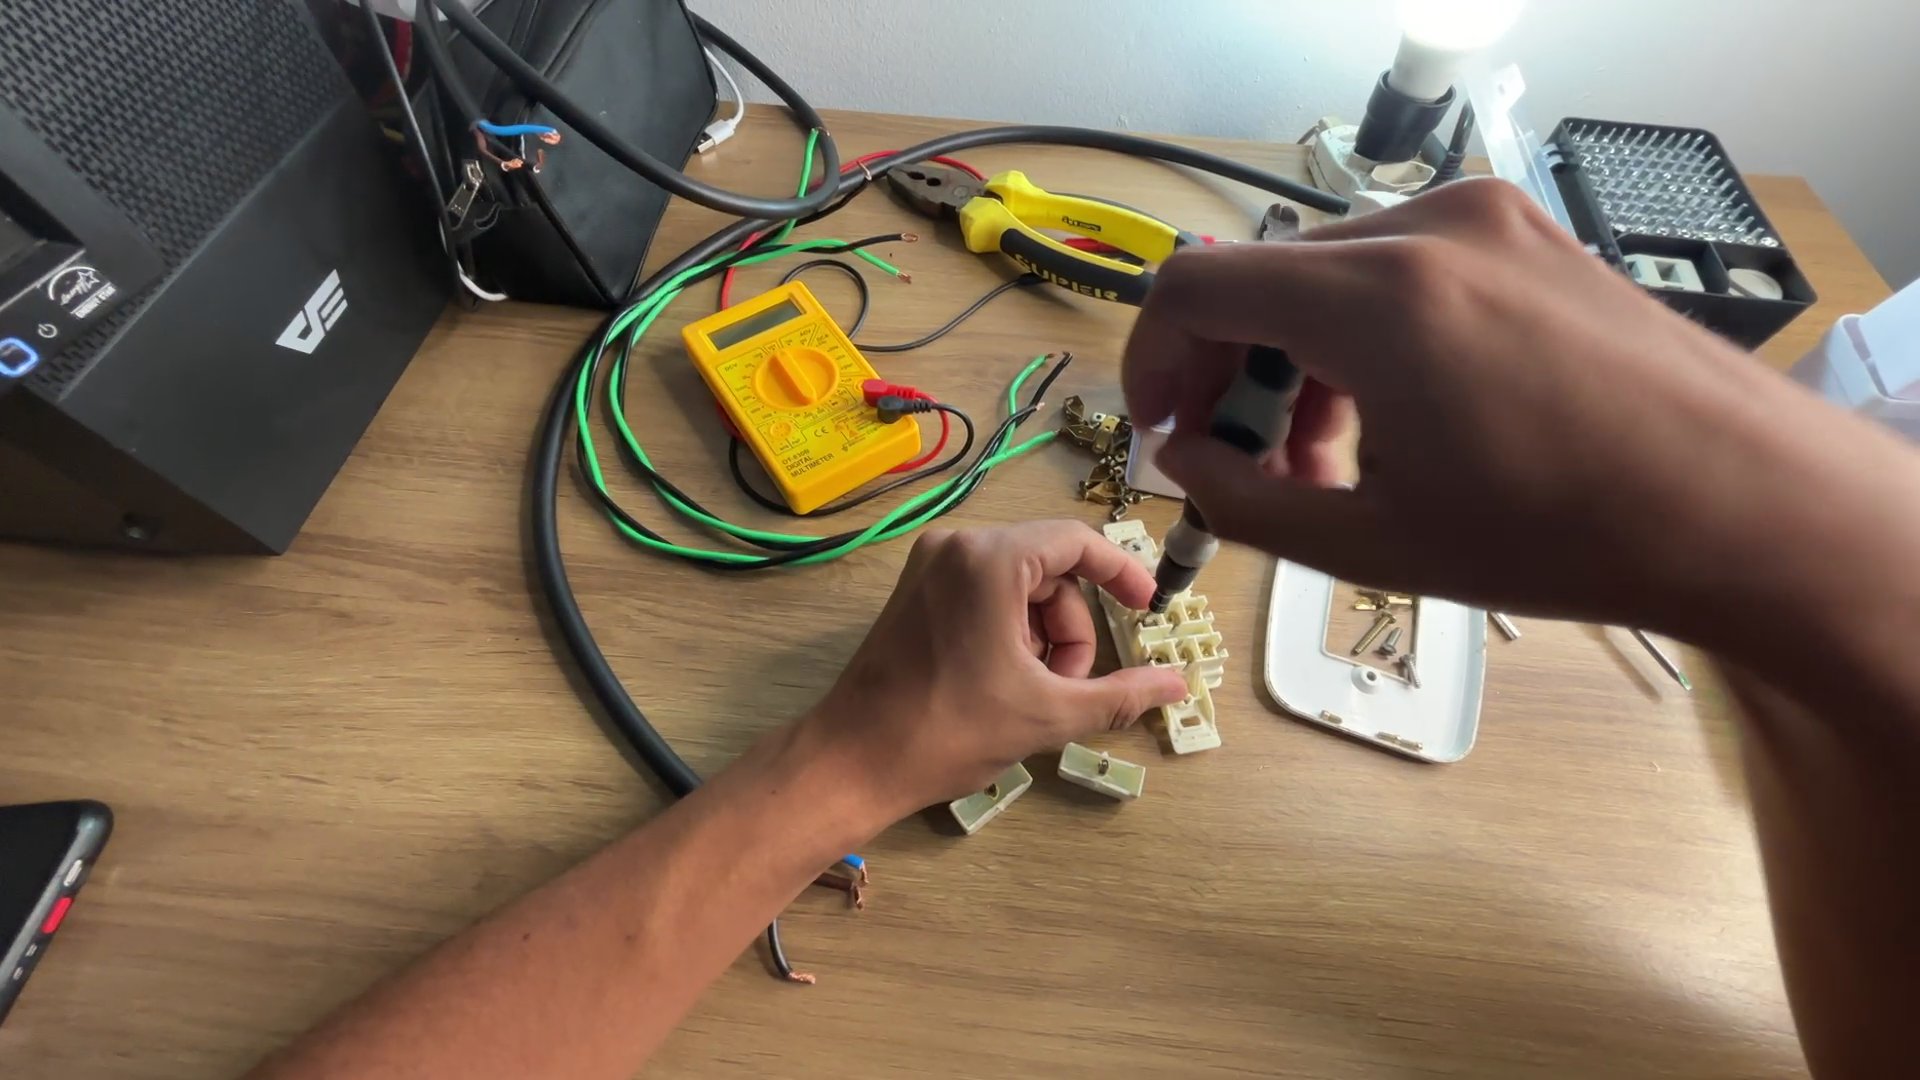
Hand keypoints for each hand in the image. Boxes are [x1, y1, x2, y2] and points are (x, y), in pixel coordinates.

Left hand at [802, 521, 1188, 817]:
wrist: (854, 760)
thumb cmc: (951, 731)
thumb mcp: (1048, 713)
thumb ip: (1121, 694)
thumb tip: (1178, 685)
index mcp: (990, 558)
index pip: (1076, 541)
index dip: (1121, 573)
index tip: (1147, 609)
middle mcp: (957, 544)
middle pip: (1048, 567)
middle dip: (1071, 626)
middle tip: (1070, 683)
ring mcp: (930, 563)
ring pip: (1018, 582)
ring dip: (1042, 633)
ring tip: (1034, 689)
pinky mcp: (916, 587)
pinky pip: (985, 590)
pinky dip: (1010, 627)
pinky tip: (1003, 675)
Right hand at [1121, 178, 1903, 635]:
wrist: (1759, 511)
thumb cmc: (1555, 539)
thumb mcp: (1362, 543)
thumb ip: (1236, 499)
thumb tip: (1177, 457)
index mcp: (1377, 301)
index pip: (1193, 289)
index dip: (1151, 361)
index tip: (1162, 430)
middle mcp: (1422, 230)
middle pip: (1250, 284)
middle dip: (1218, 377)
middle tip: (1234, 459)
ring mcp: (1476, 220)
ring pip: (1310, 283)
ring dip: (1280, 368)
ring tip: (1310, 459)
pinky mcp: (1511, 234)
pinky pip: (1378, 277)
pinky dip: (1341, 346)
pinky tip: (1371, 419)